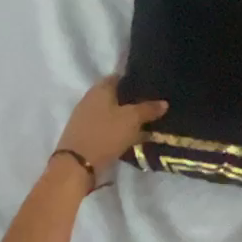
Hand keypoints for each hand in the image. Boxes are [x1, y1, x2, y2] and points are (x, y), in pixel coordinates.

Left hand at [52, 76, 167, 188]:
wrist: (76, 164)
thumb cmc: (105, 134)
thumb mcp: (132, 119)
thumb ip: (148, 109)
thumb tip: (164, 102)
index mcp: (101, 88)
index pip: (120, 77)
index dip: (136, 81)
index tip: (151, 88)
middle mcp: (91, 98)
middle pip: (116, 96)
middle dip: (133, 101)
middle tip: (152, 107)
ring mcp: (86, 117)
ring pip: (112, 112)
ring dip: (126, 117)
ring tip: (146, 123)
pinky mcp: (85, 133)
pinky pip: (107, 126)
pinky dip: (118, 129)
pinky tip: (132, 137)